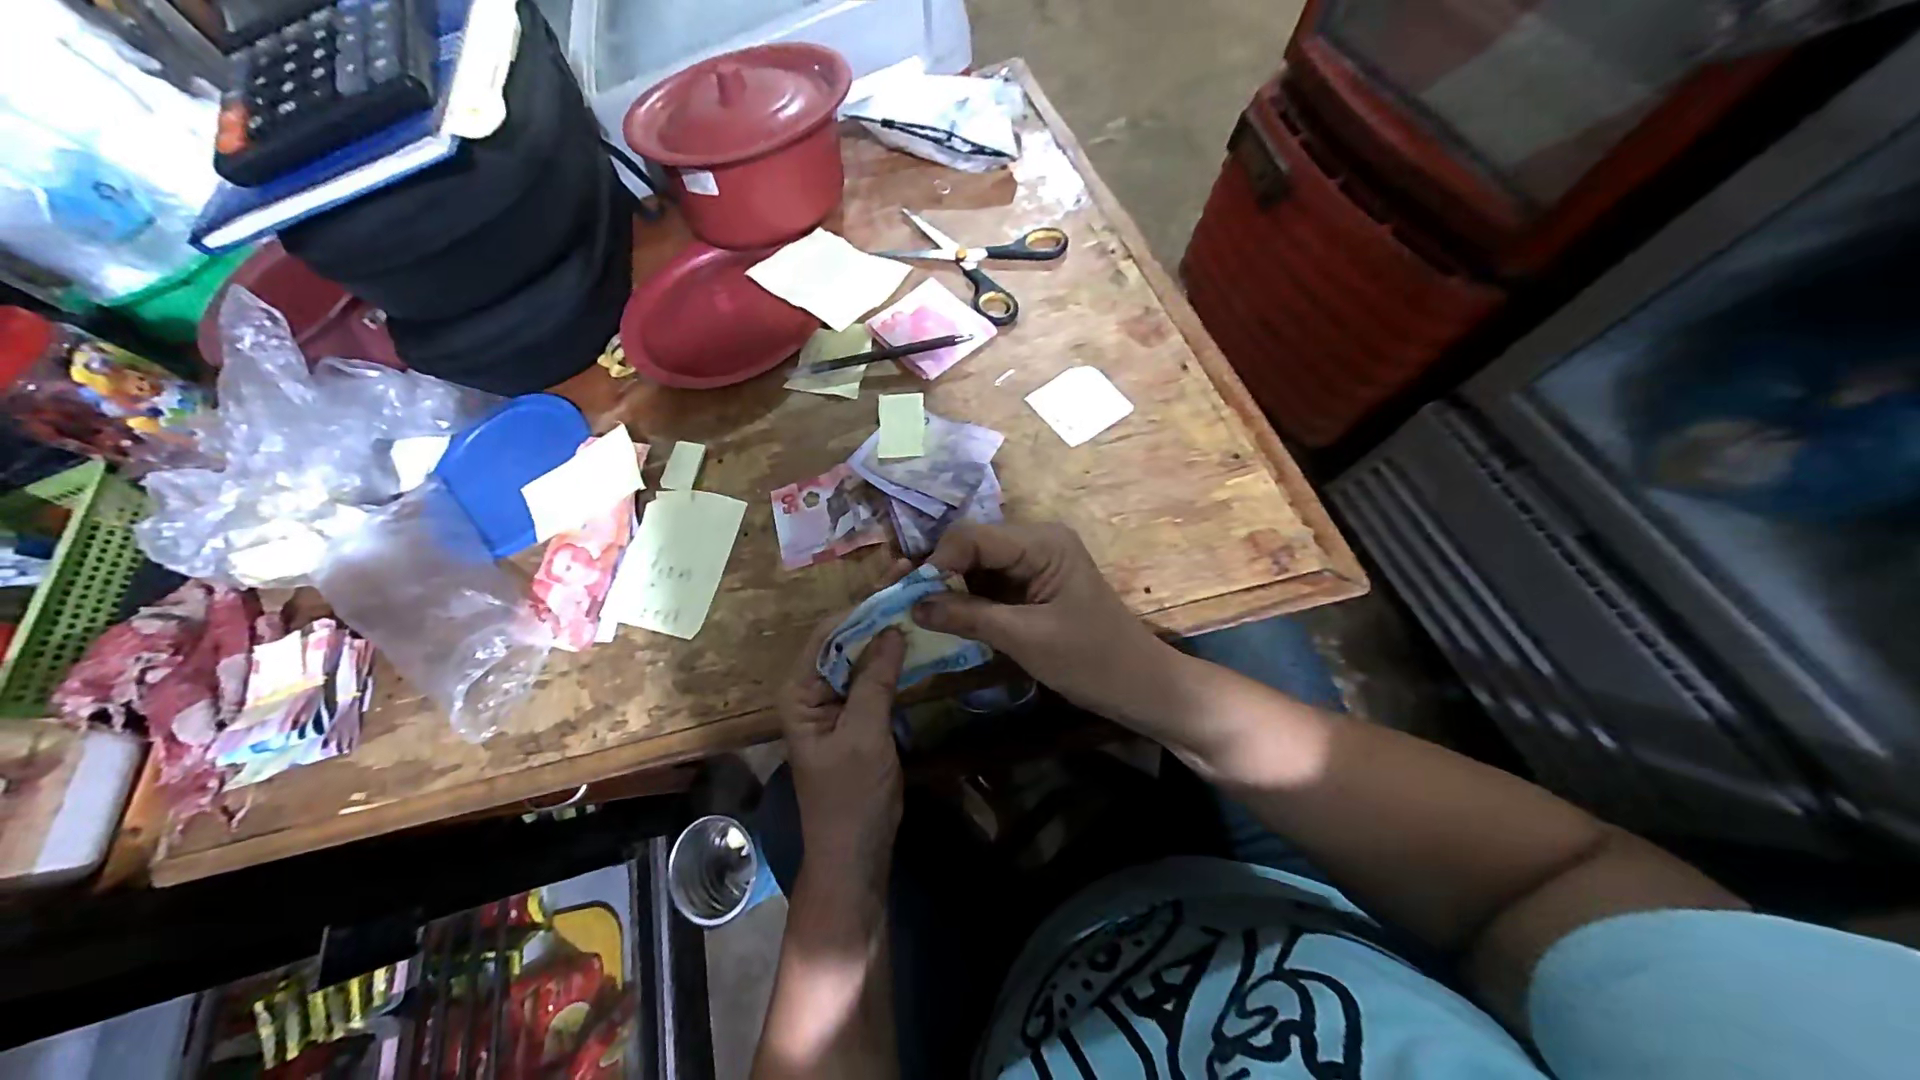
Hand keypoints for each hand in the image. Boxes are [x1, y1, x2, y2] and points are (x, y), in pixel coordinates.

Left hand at [779, 589, 908, 888]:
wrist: (855, 851)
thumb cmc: (851, 796)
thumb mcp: (864, 735)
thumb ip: (875, 680)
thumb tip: (892, 629)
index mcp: (800, 691)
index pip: (829, 633)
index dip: (862, 603)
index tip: (896, 575)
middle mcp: (812, 689)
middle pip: (845, 638)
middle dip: (877, 610)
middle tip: (911, 577)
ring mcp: (835, 701)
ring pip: (862, 654)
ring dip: (887, 629)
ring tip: (918, 597)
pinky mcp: (857, 714)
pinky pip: (873, 675)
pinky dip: (893, 657)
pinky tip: (916, 637)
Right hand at [911, 523, 1179, 727]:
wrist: (1139, 687)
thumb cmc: (1091, 660)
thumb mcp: (1025, 639)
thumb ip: (968, 616)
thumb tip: (913, 605)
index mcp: (1042, 542)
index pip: (973, 536)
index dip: (938, 561)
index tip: (910, 596)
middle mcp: (1035, 541)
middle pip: (972, 546)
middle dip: (940, 573)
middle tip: (907, 604)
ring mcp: (1033, 563)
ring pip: (976, 565)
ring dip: (950, 588)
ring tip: (919, 612)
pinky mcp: (1030, 586)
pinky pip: (988, 583)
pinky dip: (967, 600)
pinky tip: (946, 617)